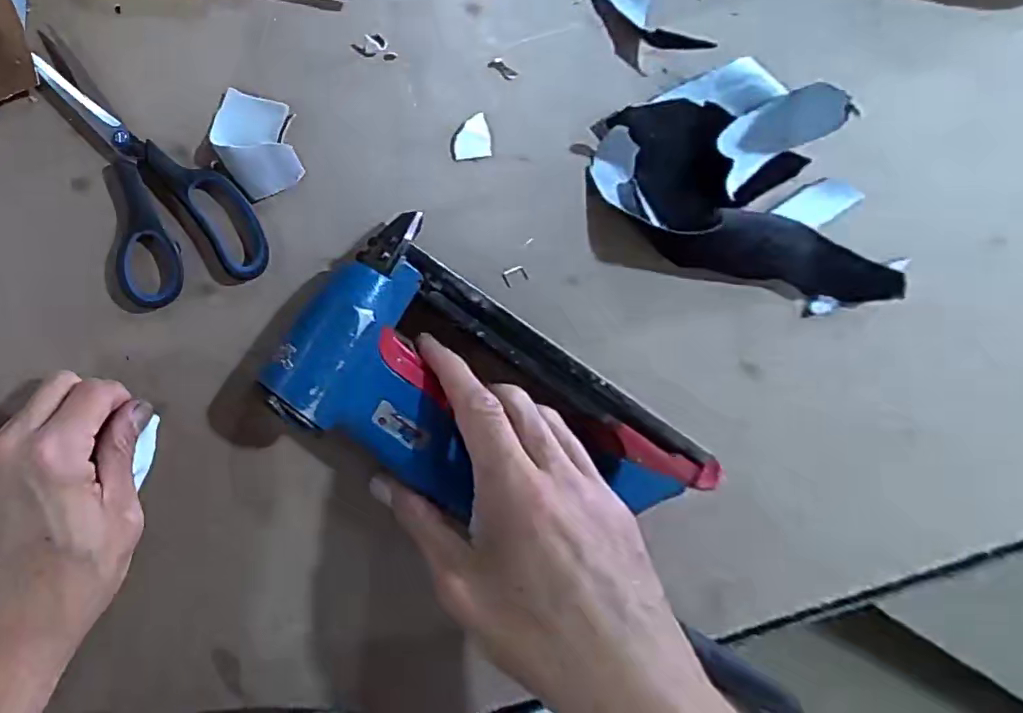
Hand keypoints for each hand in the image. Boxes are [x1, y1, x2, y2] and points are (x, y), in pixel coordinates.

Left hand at [0, 371, 150, 654]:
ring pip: (40, 399)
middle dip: (91, 399)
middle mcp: (16, 439)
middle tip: (108, 439)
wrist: (10, 626)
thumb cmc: (76, 579)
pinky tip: (57, 470)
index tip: (130, 427)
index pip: (93, 391)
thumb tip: (135, 408)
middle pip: (62, 382)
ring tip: (83, 458)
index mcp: (54, 451)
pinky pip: (22, 422)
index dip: (120, 401)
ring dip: (67, 413)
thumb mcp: (120, 517)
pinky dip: (46, 429)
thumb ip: (124, 452)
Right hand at [380, 336, 727, 712]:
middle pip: (517, 400)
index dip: (451, 367)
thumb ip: (423, 526)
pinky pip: (576, 447)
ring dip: (515, 407)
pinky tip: (536, 467)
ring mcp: (595, 488)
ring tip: (490, 430)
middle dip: (480, 385)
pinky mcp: (619, 507)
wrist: (637, 686)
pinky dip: (546, 433)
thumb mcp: (463, 588)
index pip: (479, 405)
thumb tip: (385, 484)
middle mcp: (558, 473)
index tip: (429, 344)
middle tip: (451, 401)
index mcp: (514, 487)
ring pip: (550, 418)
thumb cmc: (537, 635)